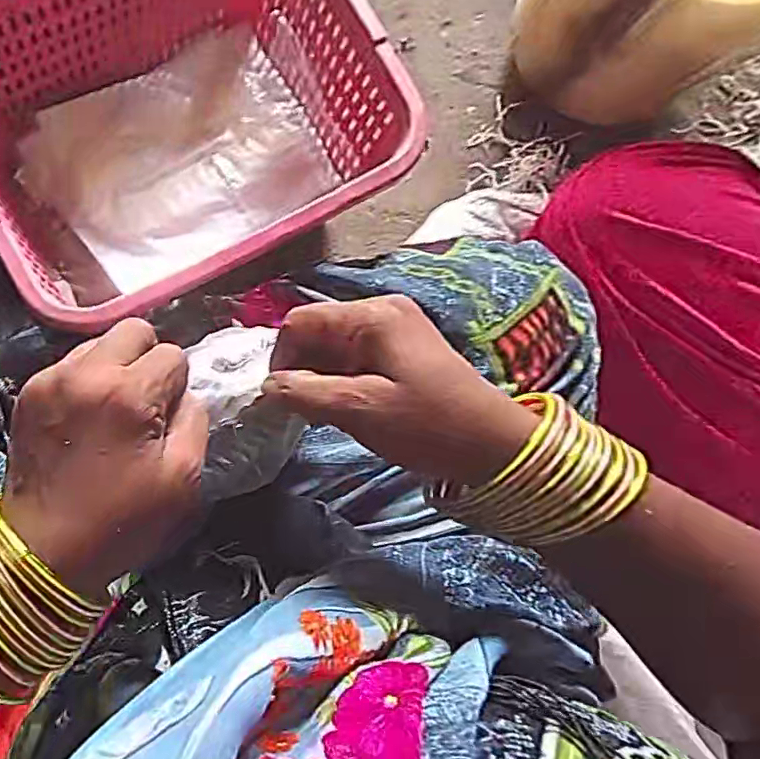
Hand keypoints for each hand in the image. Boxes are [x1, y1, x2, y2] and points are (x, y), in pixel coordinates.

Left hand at [2, 319, 208, 595]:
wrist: (44, 548)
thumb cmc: (120, 523)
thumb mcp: (181, 481)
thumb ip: (195, 422)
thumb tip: (186, 394)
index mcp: (126, 393)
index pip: (172, 355)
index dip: (177, 386)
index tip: (166, 419)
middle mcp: (85, 373)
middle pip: (134, 330)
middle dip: (149, 359)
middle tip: (145, 400)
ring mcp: (51, 379)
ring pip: (99, 342)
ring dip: (115, 366)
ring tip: (112, 409)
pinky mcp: (29, 391)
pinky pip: (70, 365)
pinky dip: (86, 380)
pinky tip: (86, 417)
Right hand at [262, 295, 537, 483]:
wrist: (492, 446)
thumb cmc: (427, 424)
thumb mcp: (359, 409)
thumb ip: (305, 393)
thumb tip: (267, 387)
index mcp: (372, 316)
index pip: (300, 323)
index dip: (281, 359)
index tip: (281, 399)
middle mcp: (380, 312)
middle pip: (315, 334)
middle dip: (300, 371)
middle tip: (303, 412)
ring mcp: (392, 330)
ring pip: (330, 350)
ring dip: (318, 381)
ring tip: (324, 415)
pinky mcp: (399, 352)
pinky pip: (351, 360)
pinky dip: (338, 383)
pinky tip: (343, 410)